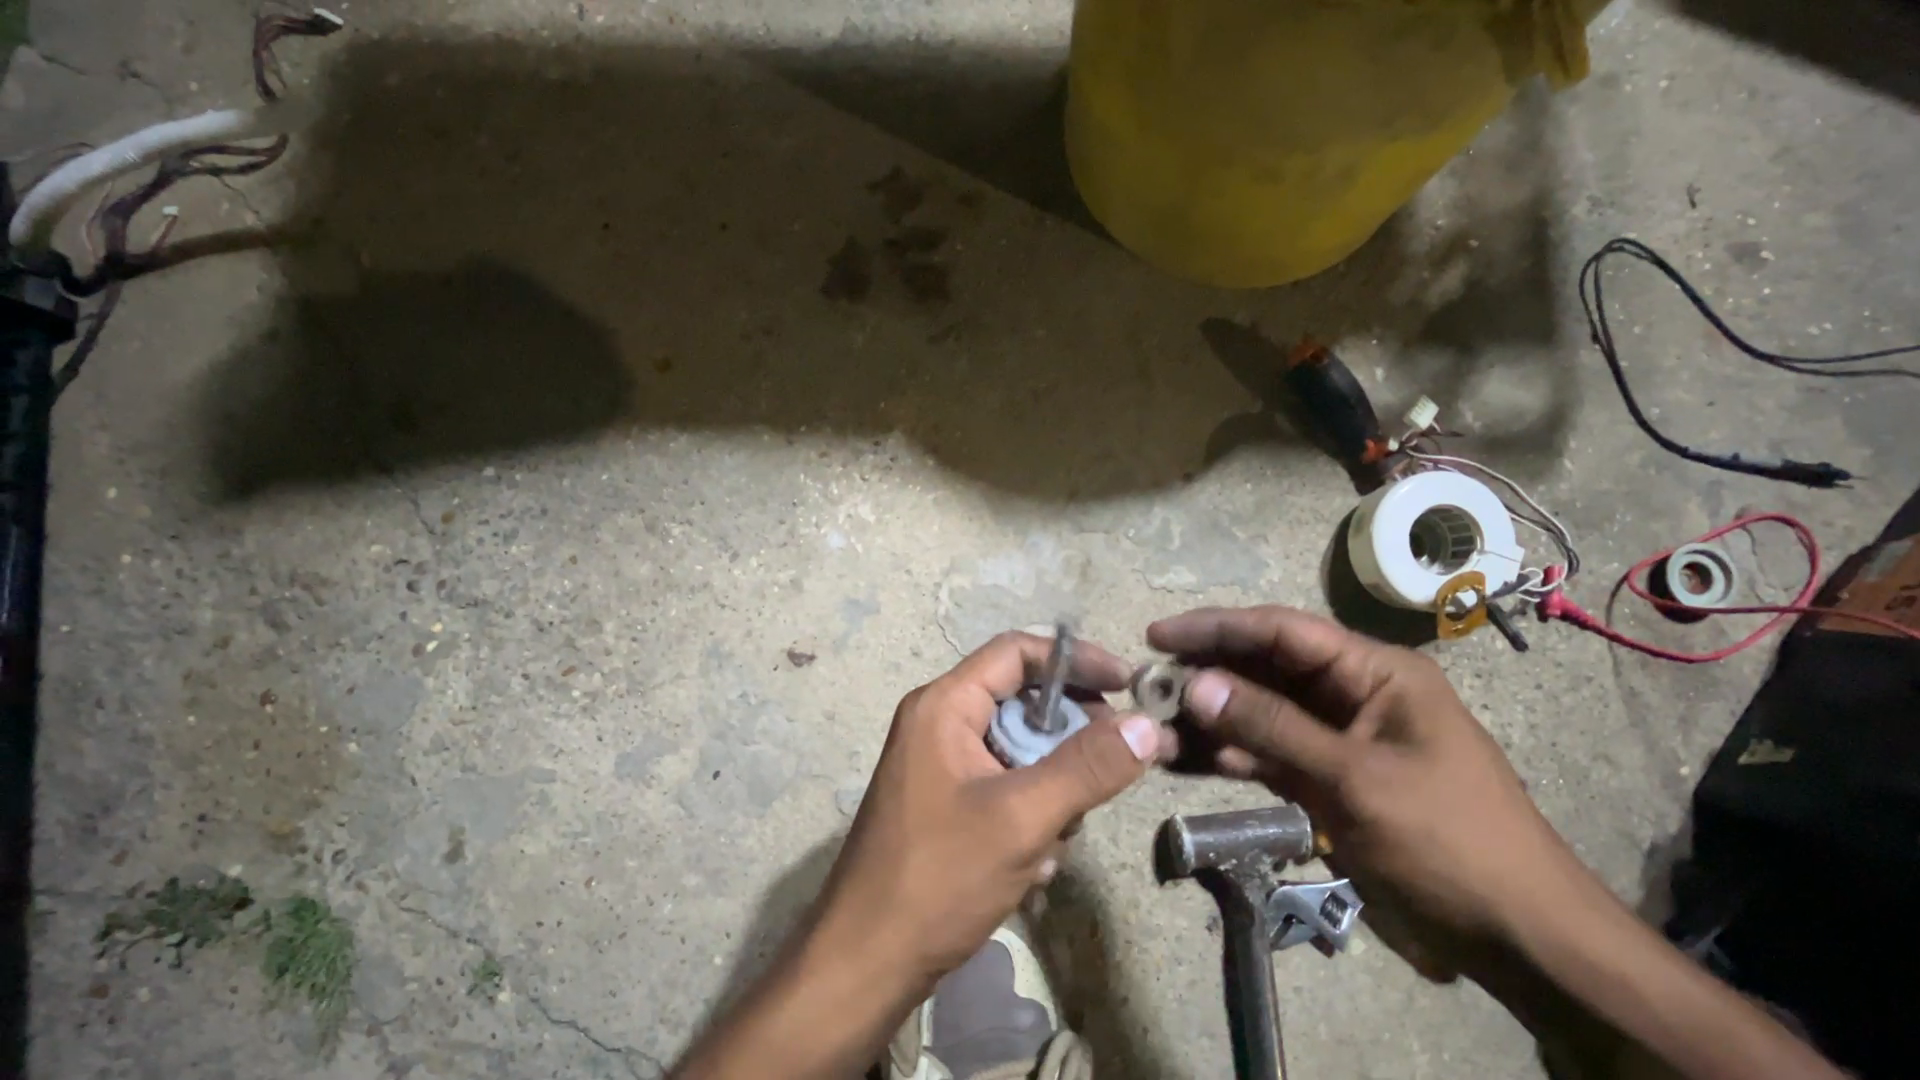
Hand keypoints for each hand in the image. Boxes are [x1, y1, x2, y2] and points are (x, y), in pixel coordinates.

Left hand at [816, 631, 1166, 988]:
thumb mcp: (1023, 818)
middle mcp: (940, 725)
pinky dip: (1032, 818)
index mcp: (944, 706)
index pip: (1017, 651)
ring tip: (1058, 838)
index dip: (1075, 661)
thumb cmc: (939, 877)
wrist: (868, 961)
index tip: (1128, 686)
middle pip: (1025, 704)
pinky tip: (1034, 866)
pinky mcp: (949, 807)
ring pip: (1023, 753)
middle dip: (1072, 741)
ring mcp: (942, 768)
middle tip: (1113, 772)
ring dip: (1055, 791)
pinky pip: (1008, 789)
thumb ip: (1088, 767)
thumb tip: (1147, 724)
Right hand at [1150, 606, 1590, 960]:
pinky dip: (1229, 758)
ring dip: (1209, 721)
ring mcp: (1337, 741)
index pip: (1283, 631)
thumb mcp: (1356, 778)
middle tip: (1143, 687)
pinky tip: (1184, 762)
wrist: (1513, 930)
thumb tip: (1196, 684)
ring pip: (1259, 715)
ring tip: (1153, 727)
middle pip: (1265, 670)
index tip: (1156, 636)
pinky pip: (1267, 756)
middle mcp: (1352, 695)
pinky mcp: (1327, 782)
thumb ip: (1273, 727)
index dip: (1217, 628)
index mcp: (1375, 672)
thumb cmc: (1447, 839)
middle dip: (1206, 675)